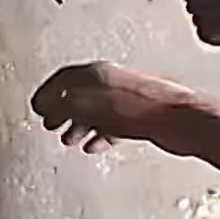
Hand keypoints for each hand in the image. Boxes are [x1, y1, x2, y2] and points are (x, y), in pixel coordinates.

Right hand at [31, 62, 208, 154]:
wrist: (182, 121)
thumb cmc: (139, 109)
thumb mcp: (87, 105)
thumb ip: (62, 104)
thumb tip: (46, 105)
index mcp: (96, 73)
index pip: (61, 79)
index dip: (46, 94)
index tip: (37, 106)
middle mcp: (111, 82)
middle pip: (77, 95)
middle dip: (61, 111)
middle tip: (49, 123)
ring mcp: (126, 99)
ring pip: (94, 111)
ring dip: (78, 125)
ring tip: (68, 139)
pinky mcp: (139, 116)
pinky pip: (111, 125)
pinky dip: (99, 134)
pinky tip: (94, 145)